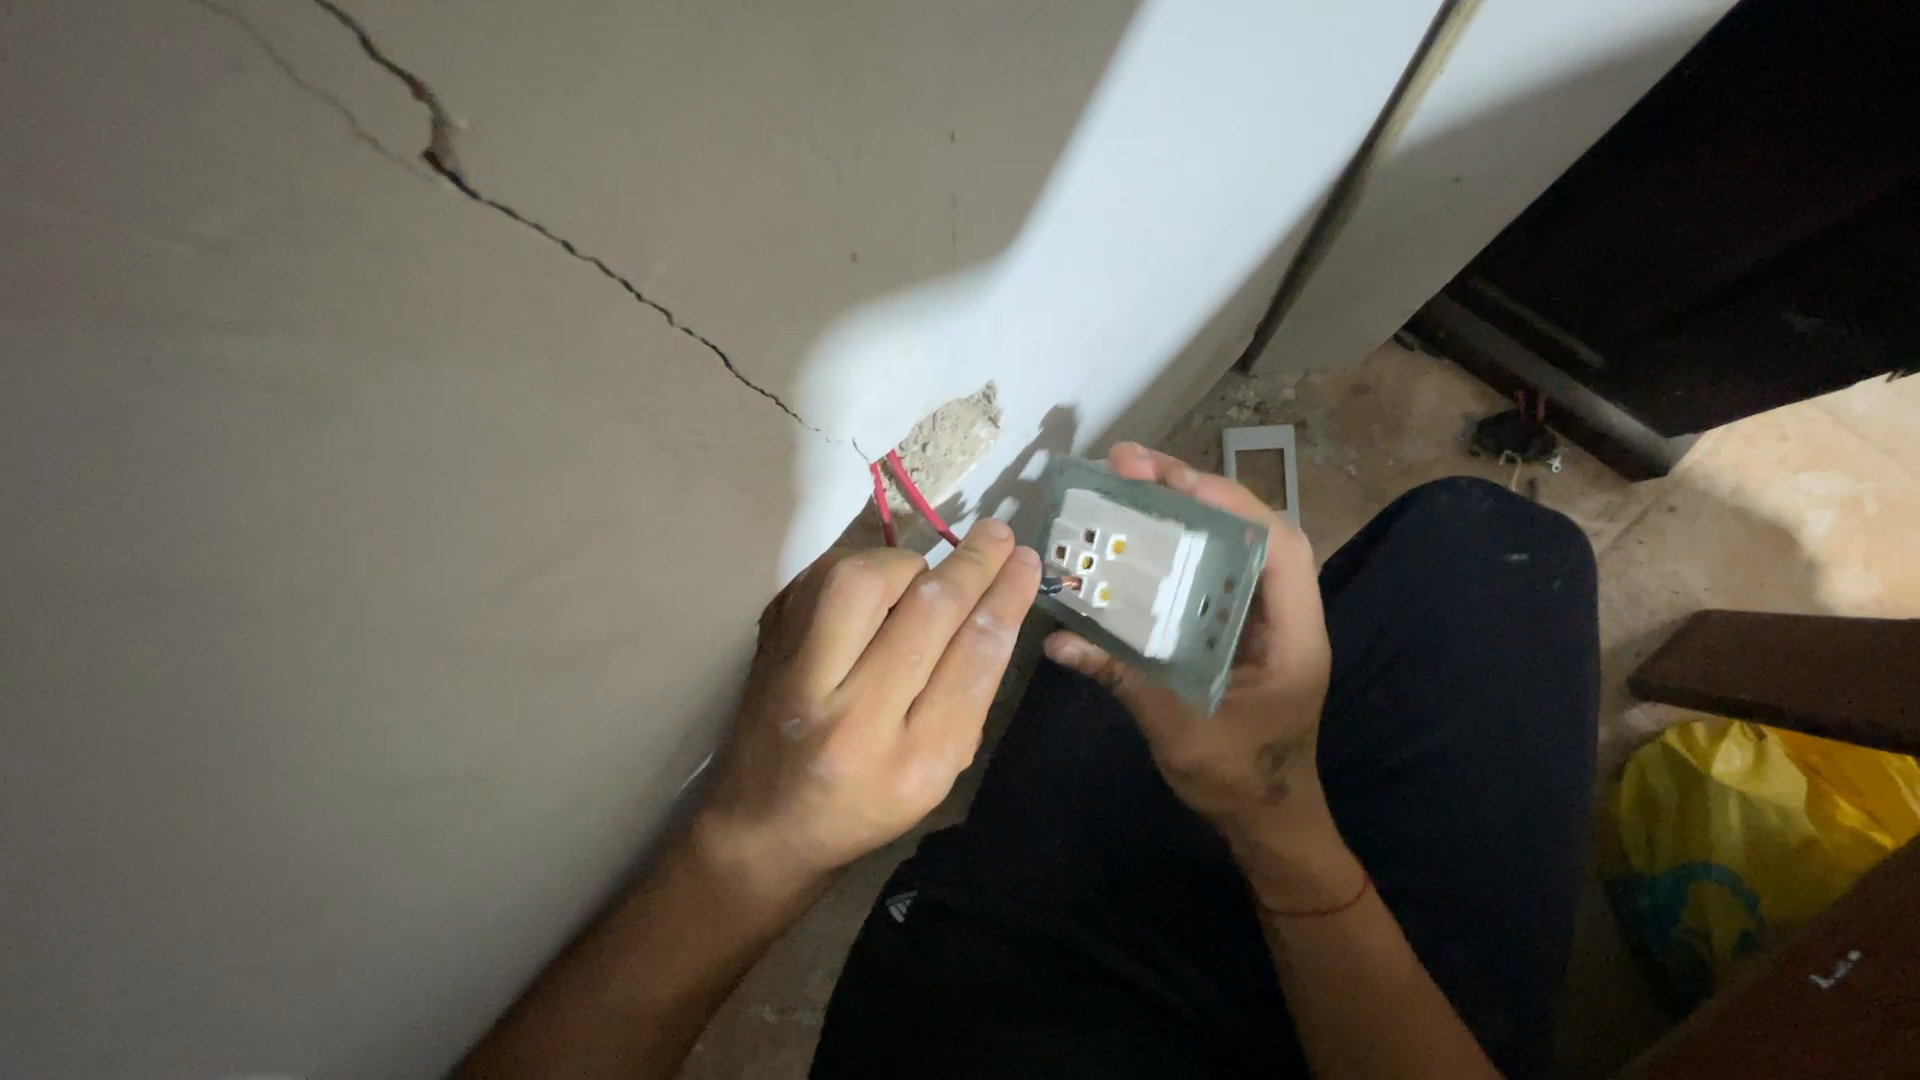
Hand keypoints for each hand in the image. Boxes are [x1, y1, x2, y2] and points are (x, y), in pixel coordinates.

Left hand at [696, 520, 1040, 894]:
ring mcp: (799, 674)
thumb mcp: (937, 770)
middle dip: (972, 565)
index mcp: (912, 761)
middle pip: (926, 612)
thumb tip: (995, 603)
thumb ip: (969, 693)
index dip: (1006, 598)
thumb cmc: (865, 803)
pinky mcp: (769, 643)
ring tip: (926, 574)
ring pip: (861, 580)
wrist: (764, 822)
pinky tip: (879, 584)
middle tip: (998, 536)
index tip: (1025, 561)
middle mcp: (852, 716)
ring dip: (908, 563)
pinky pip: (821, 577)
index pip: (973, 657)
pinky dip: (861, 567)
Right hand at [1043, 443, 1357, 906]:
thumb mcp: (1180, 731)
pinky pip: (1213, 570)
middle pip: (1251, 530)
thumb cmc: (1240, 779)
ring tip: (1130, 481)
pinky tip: (1142, 532)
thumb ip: (1124, 679)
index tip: (1172, 481)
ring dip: (1187, 509)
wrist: (1268, 819)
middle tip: (1131, 464)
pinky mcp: (1237, 627)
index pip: (1277, 548)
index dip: (1230, 505)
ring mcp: (1261, 618)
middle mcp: (1284, 614)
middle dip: (1196, 490)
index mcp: (1293, 636)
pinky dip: (1182, 544)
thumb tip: (1058, 641)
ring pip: (1233, 544)